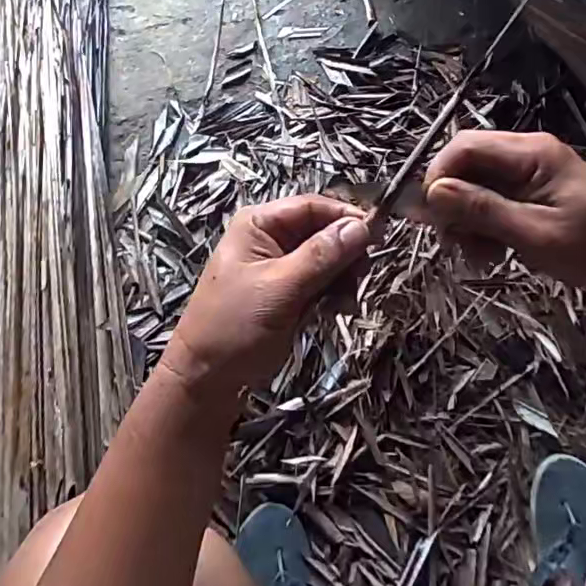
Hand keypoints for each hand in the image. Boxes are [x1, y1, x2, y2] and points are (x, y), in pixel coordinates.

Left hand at [159, 195, 369, 399]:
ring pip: (330, 257)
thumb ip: (321, 256)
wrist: (208, 380)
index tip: (377, 235)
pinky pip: (325, 280)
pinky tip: (337, 309)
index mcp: (260, 223)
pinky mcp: (291, 290)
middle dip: (346, 253)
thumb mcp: (280, 288)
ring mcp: (282, 264)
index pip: (313, 205)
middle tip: (360, 277)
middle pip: (325, 230)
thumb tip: (362, 226)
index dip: (346, 216)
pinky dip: (336, 293)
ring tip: (346, 301)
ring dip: (344, 277)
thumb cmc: (234, 327)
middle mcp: (272, 237)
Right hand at [422, 130, 585, 293]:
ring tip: (475, 253)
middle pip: (467, 163)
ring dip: (466, 217)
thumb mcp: (534, 233)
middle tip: (451, 241)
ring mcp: (529, 170)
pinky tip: (490, 251)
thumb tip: (432, 192)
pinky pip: (491, 198)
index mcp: (532, 152)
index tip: (431, 216)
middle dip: (452, 200)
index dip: (439, 175)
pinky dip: (483, 223)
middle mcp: (527, 152)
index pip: (465, 145)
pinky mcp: (531, 190)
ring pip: (475, 183)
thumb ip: (482, 210)